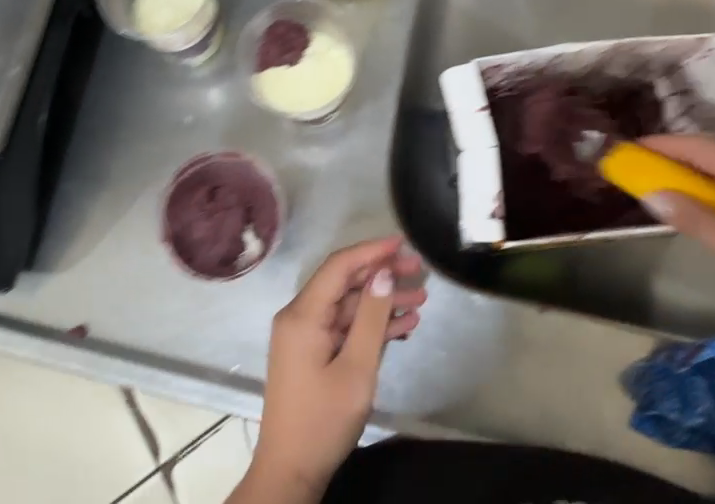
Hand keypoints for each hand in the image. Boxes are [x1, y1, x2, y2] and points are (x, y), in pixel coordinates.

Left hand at [247, 237, 425, 497]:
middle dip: (381, 274)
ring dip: (382, 302)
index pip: (339, 266)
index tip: (402, 244)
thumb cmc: (323, 419)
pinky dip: (371, 326)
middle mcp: (300, 317)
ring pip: (347, 306)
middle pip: (344, 283)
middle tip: (419, 270)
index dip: (371, 251)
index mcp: (302, 314)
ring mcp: (305, 337)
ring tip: (422, 299)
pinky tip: (404, 325)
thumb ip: (370, 318)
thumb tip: (383, 274)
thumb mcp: (356, 368)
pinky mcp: (312, 355)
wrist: (292, 470)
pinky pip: (344, 329)